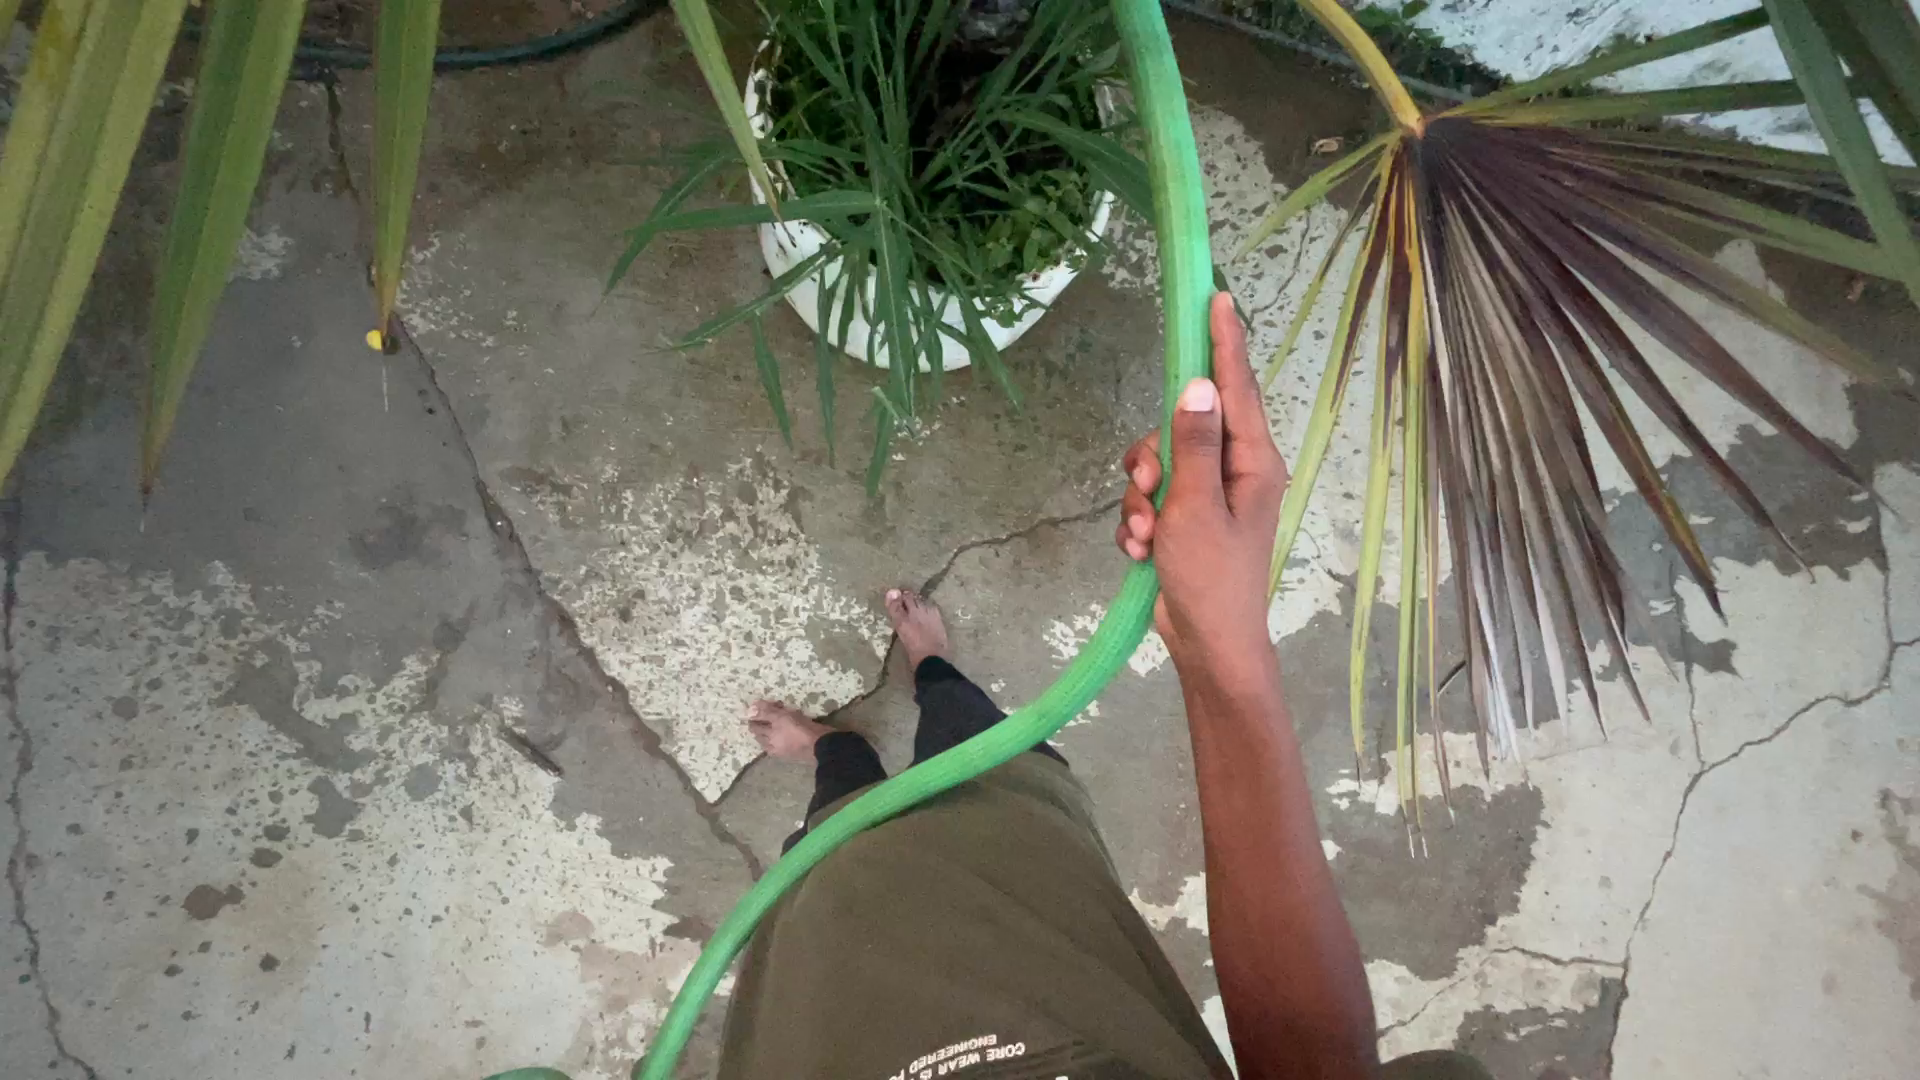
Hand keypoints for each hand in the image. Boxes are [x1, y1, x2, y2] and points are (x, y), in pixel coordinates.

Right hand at [1116, 292, 1288, 678]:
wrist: (1205, 644)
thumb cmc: (1211, 578)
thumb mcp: (1196, 508)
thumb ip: (1195, 445)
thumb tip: (1199, 384)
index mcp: (1252, 461)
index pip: (1236, 388)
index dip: (1224, 343)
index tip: (1217, 298)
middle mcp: (1232, 470)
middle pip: (1181, 428)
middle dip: (1152, 458)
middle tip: (1146, 489)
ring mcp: (1205, 496)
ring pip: (1157, 465)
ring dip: (1139, 500)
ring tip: (1144, 535)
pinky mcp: (1182, 518)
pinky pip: (1148, 498)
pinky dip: (1138, 522)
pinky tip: (1141, 550)